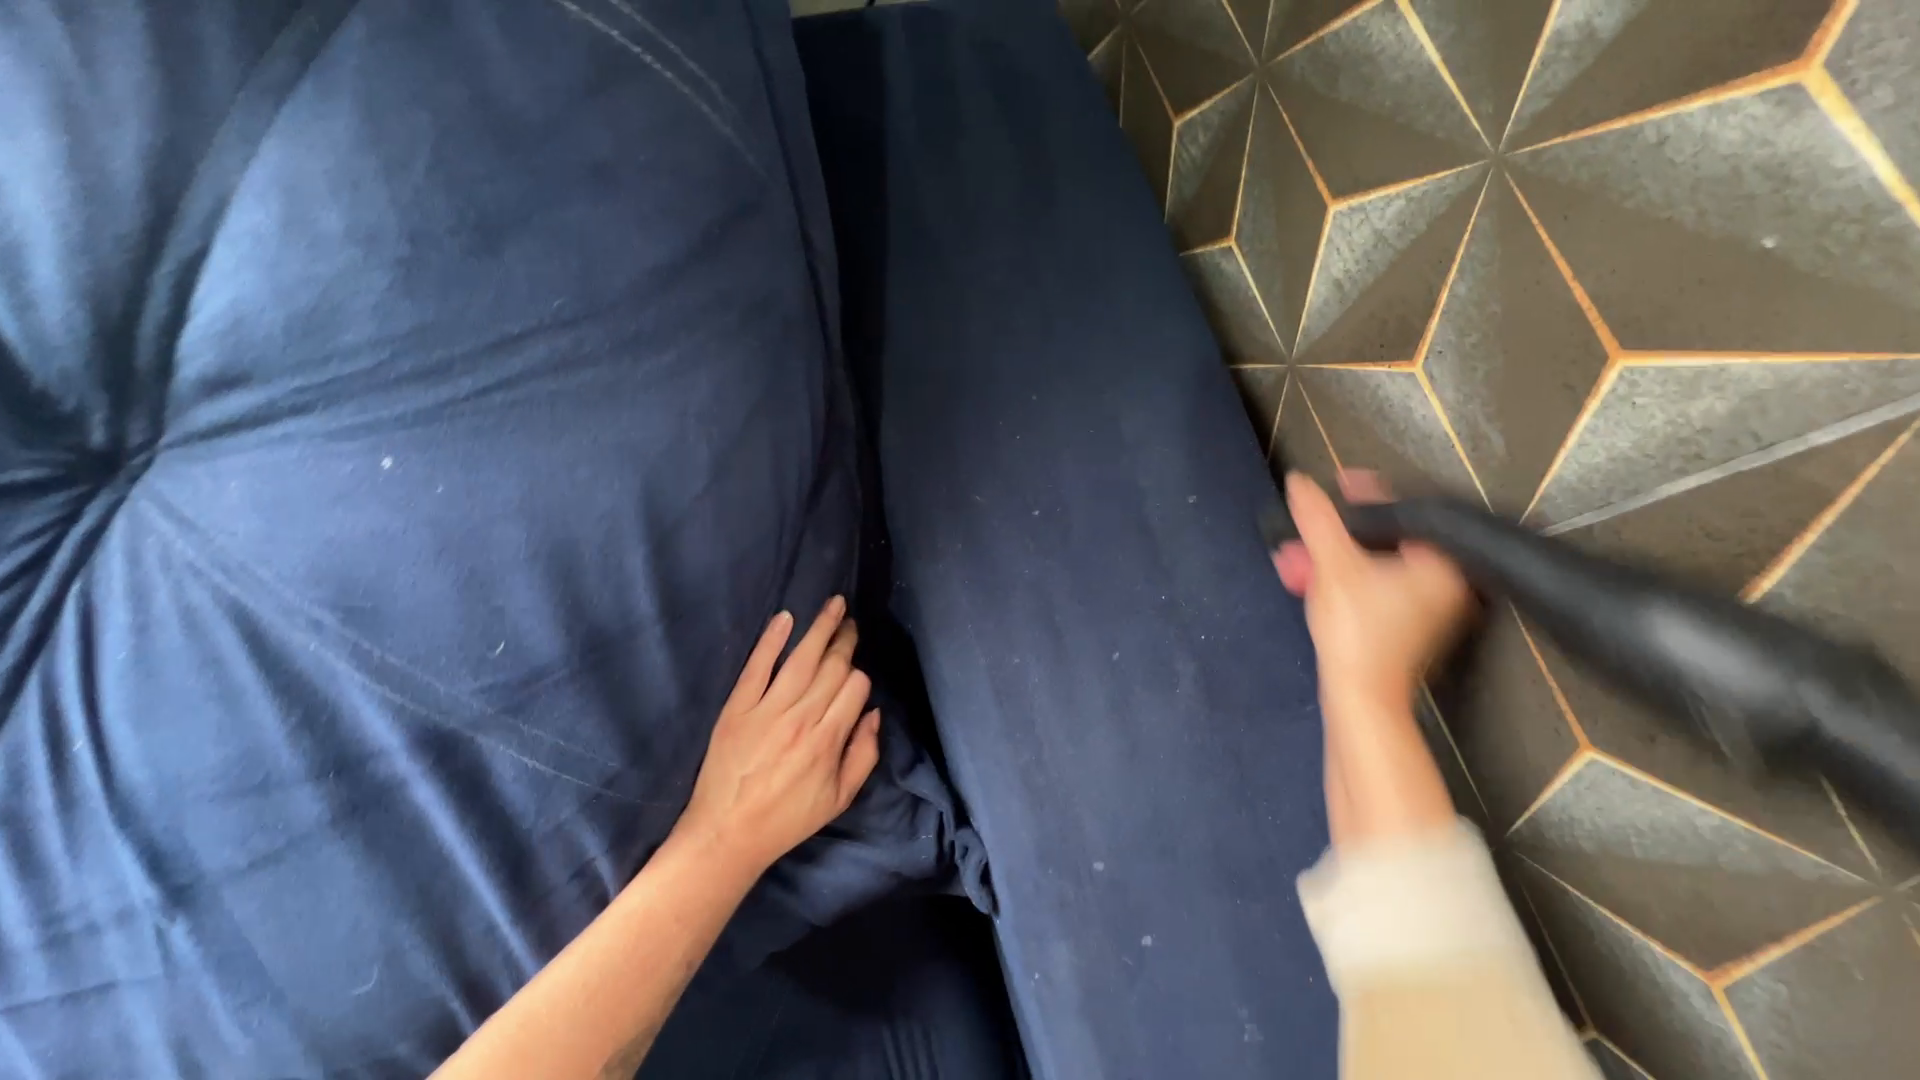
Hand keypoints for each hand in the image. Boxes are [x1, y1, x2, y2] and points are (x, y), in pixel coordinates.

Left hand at [675, 597, 880, 878]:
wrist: (727, 833)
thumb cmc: (788, 820)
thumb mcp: (839, 799)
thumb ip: (864, 755)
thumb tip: (874, 714)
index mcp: (829, 740)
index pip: (855, 687)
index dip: (860, 677)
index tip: (856, 676)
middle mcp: (801, 717)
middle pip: (832, 666)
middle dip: (846, 640)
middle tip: (851, 622)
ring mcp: (767, 709)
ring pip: (801, 658)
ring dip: (820, 627)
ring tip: (833, 605)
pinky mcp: (737, 707)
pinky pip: (757, 666)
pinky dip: (771, 640)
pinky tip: (785, 618)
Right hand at [1273, 470, 1475, 710]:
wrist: (1359, 696)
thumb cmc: (1357, 630)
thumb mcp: (1333, 565)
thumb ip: (1318, 519)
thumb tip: (1300, 481)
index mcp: (1442, 565)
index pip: (1405, 513)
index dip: (1366, 496)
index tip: (1337, 484)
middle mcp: (1444, 584)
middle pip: (1383, 543)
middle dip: (1334, 536)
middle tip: (1305, 530)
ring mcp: (1424, 609)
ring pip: (1372, 567)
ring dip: (1329, 559)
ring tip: (1295, 557)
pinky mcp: (1402, 627)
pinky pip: (1371, 589)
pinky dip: (1340, 581)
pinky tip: (1307, 577)